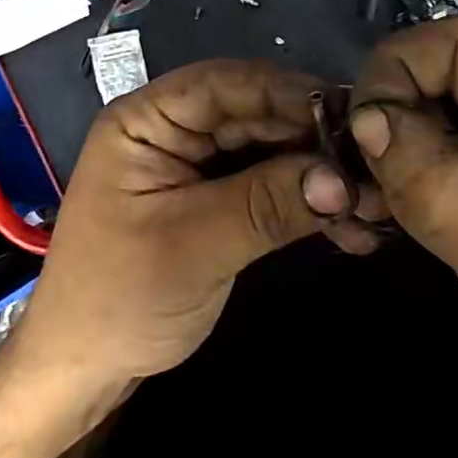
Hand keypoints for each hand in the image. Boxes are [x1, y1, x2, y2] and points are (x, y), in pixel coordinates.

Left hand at [14, 59, 380, 384]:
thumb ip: (268, 205)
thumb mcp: (193, 246)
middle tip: (372, 168)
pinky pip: (276, 183)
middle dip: (316, 143)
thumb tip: (342, 181)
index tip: (345, 116)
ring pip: (276, 148)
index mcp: (149, 120)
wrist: (84, 374)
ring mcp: (204, 162)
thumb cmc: (117, 300)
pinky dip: (310, 203)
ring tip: (373, 205)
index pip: (225, 84)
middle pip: (260, 114)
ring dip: (322, 176)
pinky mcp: (225, 195)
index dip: (287, 93)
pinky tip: (351, 228)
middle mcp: (180, 129)